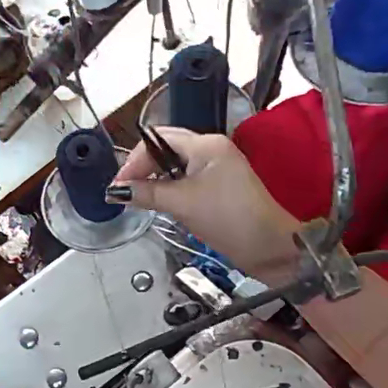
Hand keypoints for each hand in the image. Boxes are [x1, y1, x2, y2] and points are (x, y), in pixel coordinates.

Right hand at [113, 127, 302, 279]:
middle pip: (165, 149)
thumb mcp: (183, 204)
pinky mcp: (220, 187)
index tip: (119, 187)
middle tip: (125, 192)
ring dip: (155, 179)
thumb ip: (147, 193)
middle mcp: (212, 149)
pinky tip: (160, 203)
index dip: (134, 161)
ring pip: (175, 166)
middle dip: (142, 168)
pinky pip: (186, 180)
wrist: (271, 247)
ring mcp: (218, 168)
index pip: (157, 139)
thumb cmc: (229, 219)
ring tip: (139, 199)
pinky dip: (170, 189)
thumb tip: (116, 191)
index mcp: (205, 144)